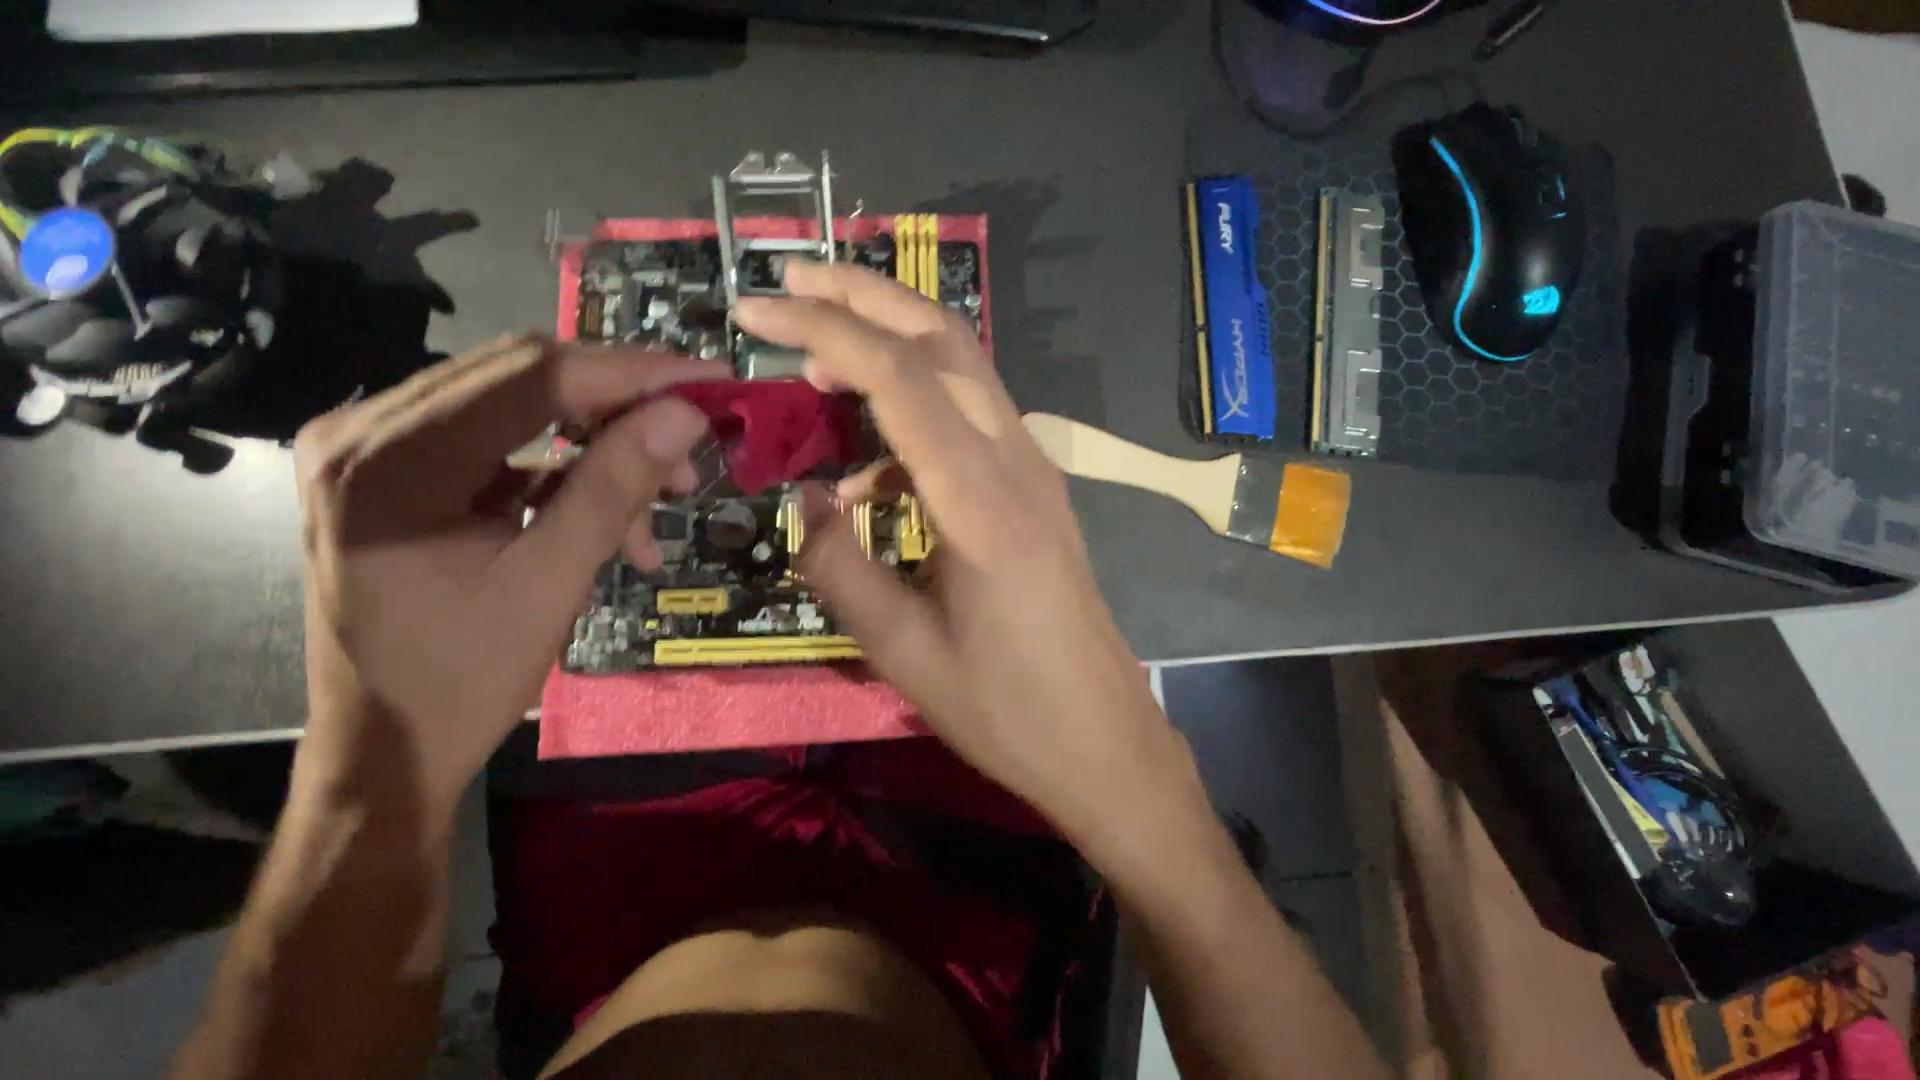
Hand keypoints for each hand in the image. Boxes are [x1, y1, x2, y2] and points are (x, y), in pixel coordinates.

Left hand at [292, 335, 724, 819]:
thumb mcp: (550, 583)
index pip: (530, 376)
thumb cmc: (463, 679)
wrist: (385, 749)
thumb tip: (685, 414)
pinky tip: (607, 516)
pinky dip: (558, 472)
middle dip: (619, 409)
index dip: (630, 372)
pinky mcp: (388, 473)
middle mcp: (363, 432)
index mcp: (391, 460)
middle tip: (691, 446)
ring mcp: (369, 450)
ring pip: (513, 408)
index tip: (710, 380)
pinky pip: (493, 444)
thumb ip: (614, 487)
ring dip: (596, 446)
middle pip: (520, 379)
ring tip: (659, 501)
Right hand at [734, 264, 1201, 845]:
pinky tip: (868, 467)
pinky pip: (972, 420)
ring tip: (817, 348)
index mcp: (979, 500)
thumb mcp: (901, 652)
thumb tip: (806, 498)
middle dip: (864, 296)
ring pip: (964, 369)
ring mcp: (1034, 472)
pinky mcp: (1036, 493)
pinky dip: (915, 410)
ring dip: (893, 338)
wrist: (1104, 741)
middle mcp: (1016, 462)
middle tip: (791, 280)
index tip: (755, 309)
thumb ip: (839, 565)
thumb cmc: (1005, 710)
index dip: (823, 331)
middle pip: (943, 340)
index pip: (898, 377)